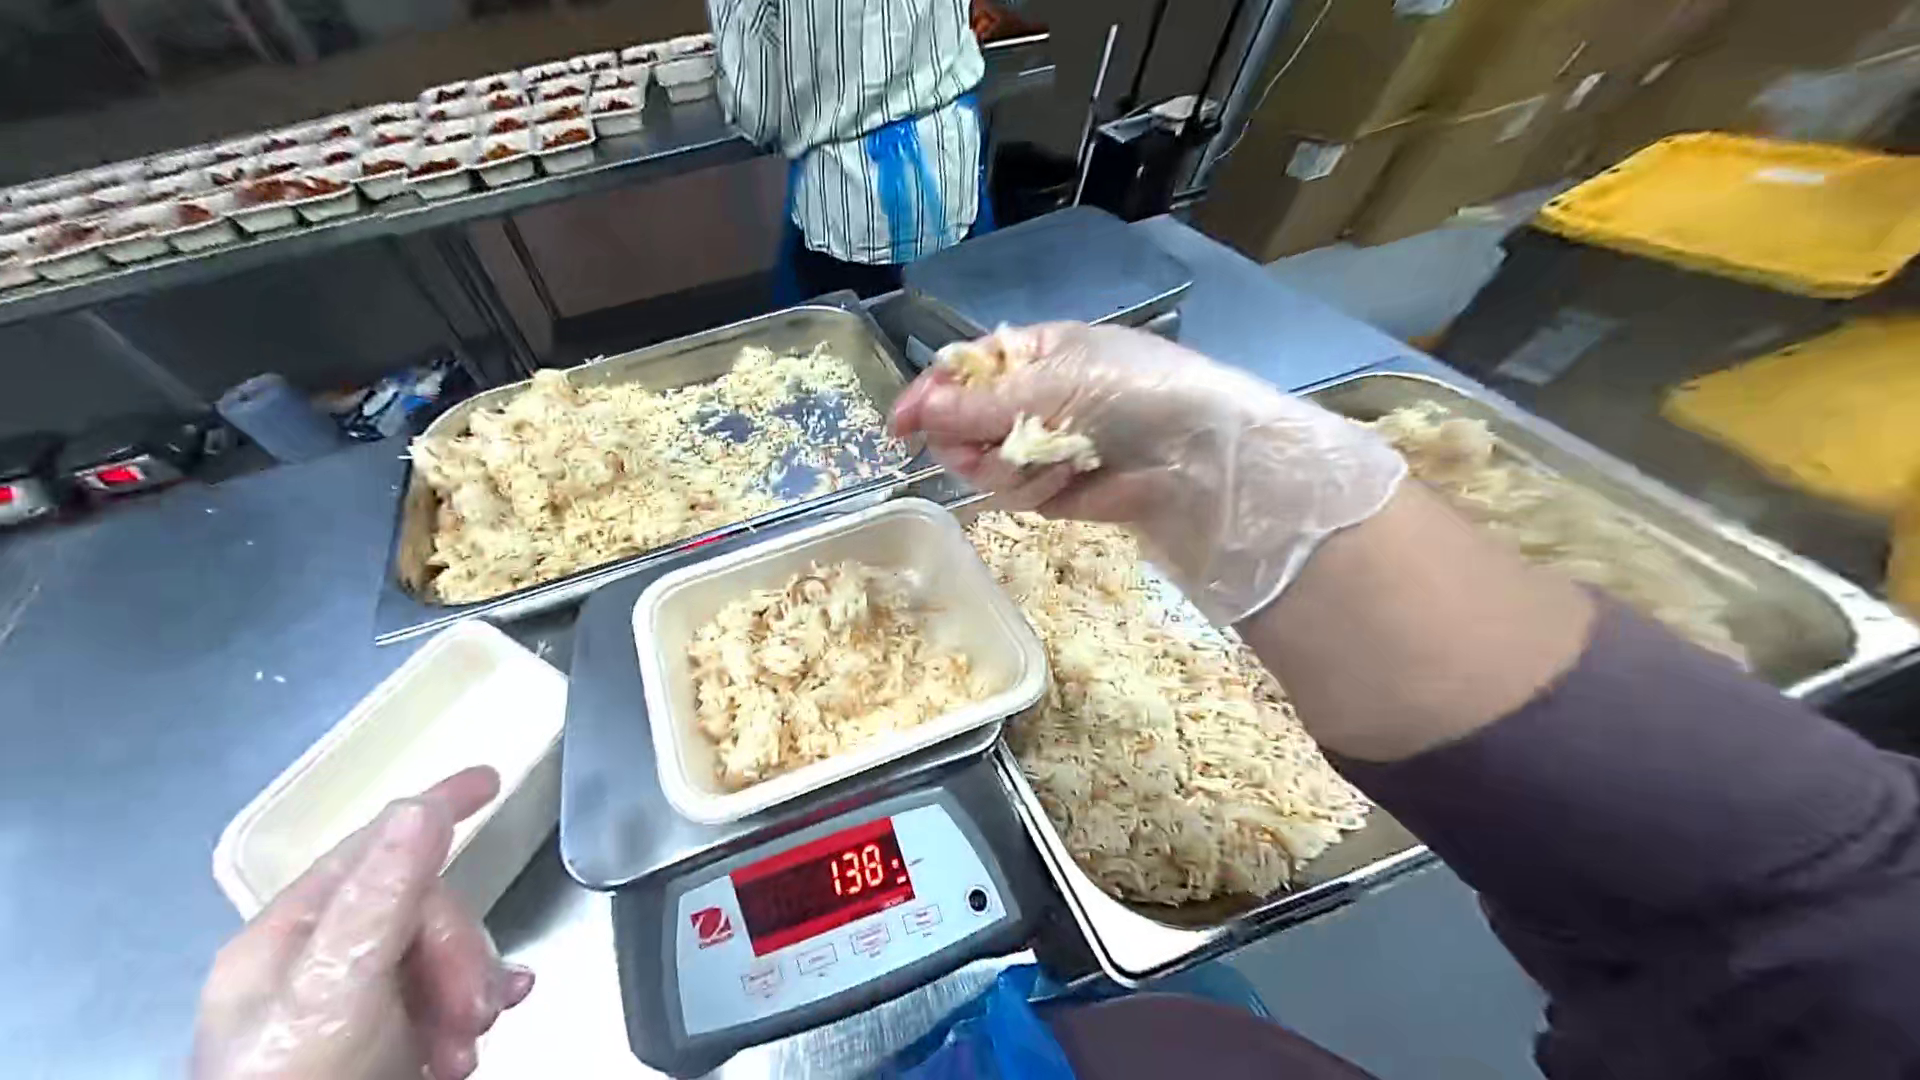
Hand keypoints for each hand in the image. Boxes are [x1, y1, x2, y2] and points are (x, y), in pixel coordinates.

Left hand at [193, 767, 533, 1079]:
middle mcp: (318, 958)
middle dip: (463, 949)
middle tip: (472, 1008)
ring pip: (446, 945)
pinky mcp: (388, 1026)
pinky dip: (481, 995)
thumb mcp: (341, 991)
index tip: (492, 780)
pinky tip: (493, 1019)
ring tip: (471, 1037)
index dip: (437, 805)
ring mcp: (354, 994)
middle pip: (426, 905)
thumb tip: (423, 807)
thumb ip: (382, 898)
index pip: (376, 842)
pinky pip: (453, 982)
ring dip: (474, 983)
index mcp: (289, 937)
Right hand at [892, 322, 1406, 624]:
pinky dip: (1038, 490)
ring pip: (983, 467)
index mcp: (1030, 355)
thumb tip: (920, 410)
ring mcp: (1040, 447)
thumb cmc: (1131, 392)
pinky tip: (1073, 481)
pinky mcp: (1053, 489)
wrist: (1198, 455)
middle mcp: (1029, 400)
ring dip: (1009, 469)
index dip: (927, 397)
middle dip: (970, 443)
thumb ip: (982, 403)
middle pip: (962, 426)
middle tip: (987, 449)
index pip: (959, 373)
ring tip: (1056, 460)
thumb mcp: (1054, 382)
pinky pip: (1016, 495)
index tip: (898, 426)